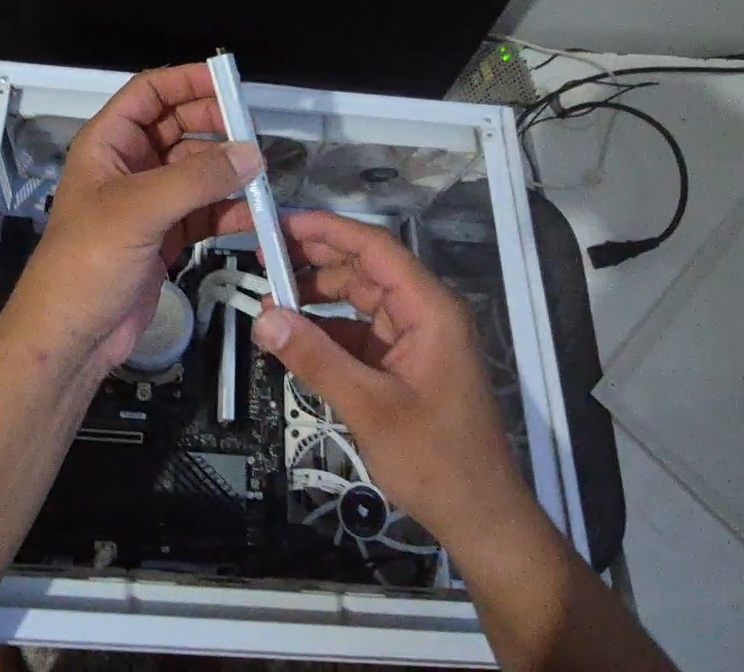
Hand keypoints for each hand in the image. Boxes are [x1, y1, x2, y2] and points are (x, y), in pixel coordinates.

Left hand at [2, 64, 262, 370]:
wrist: (72, 335)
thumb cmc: (87, 263)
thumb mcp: (138, 210)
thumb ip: (196, 179)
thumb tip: (252, 154)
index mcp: (108, 145)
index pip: (149, 94)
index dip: (186, 81)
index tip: (229, 80)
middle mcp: (129, 166)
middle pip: (180, 128)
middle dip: (217, 128)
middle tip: (255, 135)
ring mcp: (149, 202)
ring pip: (197, 171)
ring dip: (228, 172)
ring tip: (263, 178)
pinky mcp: (165, 236)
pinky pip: (204, 211)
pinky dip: (229, 210)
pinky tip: (256, 215)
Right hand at [250, 211, 534, 535]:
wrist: (480, 518)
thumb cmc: (435, 459)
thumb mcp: (369, 407)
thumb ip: (315, 359)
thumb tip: (263, 319)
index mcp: (430, 309)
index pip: (375, 248)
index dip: (327, 230)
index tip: (280, 225)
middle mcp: (424, 313)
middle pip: (365, 268)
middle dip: (315, 261)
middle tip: (264, 259)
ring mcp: (415, 338)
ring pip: (359, 298)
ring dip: (317, 296)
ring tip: (271, 300)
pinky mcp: (403, 363)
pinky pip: (359, 331)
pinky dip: (327, 330)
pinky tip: (294, 337)